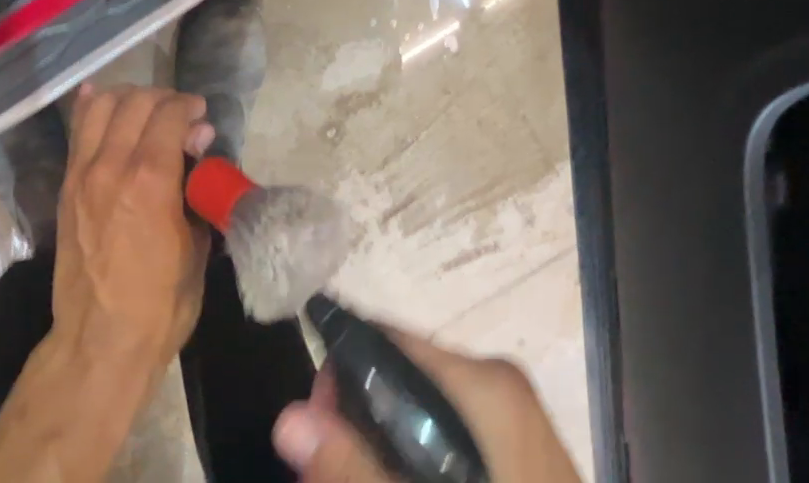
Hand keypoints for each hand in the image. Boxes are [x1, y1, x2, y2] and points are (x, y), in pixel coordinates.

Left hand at [51, 84, 215, 369]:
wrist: (100, 340)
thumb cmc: (161, 303)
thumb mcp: (197, 247)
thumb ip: (197, 187)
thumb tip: (198, 143)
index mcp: (150, 180)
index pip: (169, 115)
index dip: (189, 107)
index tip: (202, 116)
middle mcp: (111, 165)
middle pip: (134, 103)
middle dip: (163, 99)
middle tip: (180, 114)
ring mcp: (82, 174)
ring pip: (100, 107)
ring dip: (127, 98)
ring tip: (146, 110)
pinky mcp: (66, 186)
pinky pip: (77, 131)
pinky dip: (92, 109)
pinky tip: (102, 100)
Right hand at [272, 329, 582, 482]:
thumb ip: (356, 465)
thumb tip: (288, 419)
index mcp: (483, 380)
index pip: (384, 338)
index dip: (338, 372)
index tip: (314, 421)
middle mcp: (498, 382)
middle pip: (399, 375)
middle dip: (356, 417)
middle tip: (327, 466)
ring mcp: (514, 416)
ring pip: (421, 409)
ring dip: (381, 443)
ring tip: (351, 472)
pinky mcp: (519, 448)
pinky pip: (449, 434)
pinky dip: (414, 456)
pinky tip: (394, 475)